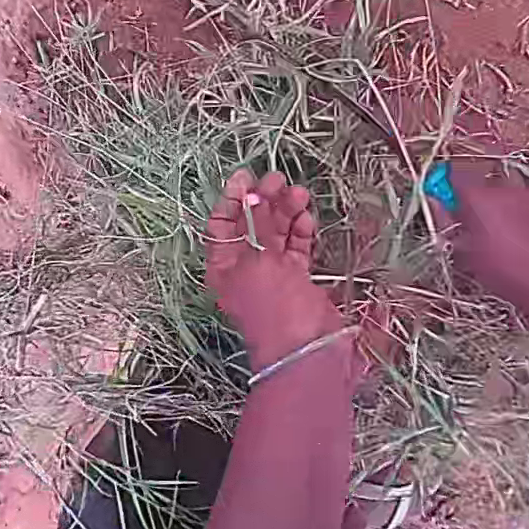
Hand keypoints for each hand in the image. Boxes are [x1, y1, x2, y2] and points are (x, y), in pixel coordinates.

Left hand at [204, 169, 342, 367]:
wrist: (307, 352)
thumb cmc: (273, 308)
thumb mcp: (259, 262)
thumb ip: (259, 226)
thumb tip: (254, 195)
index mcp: (224, 266)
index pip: (222, 224)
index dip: (232, 200)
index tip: (246, 177)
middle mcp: (245, 267)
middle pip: (252, 225)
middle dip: (264, 200)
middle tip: (278, 179)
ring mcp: (272, 272)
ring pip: (277, 233)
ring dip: (286, 211)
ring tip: (300, 194)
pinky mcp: (297, 277)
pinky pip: (296, 247)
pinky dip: (301, 231)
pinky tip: (307, 218)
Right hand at [446, 165, 528, 311]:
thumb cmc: (507, 274)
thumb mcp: (465, 254)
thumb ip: (448, 225)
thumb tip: (437, 209)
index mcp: (477, 198)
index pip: (453, 179)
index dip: (447, 191)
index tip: (445, 203)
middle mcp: (505, 190)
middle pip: (482, 188)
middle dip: (476, 204)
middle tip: (473, 228)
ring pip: (509, 196)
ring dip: (502, 210)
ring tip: (503, 240)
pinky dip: (526, 218)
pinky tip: (527, 243)